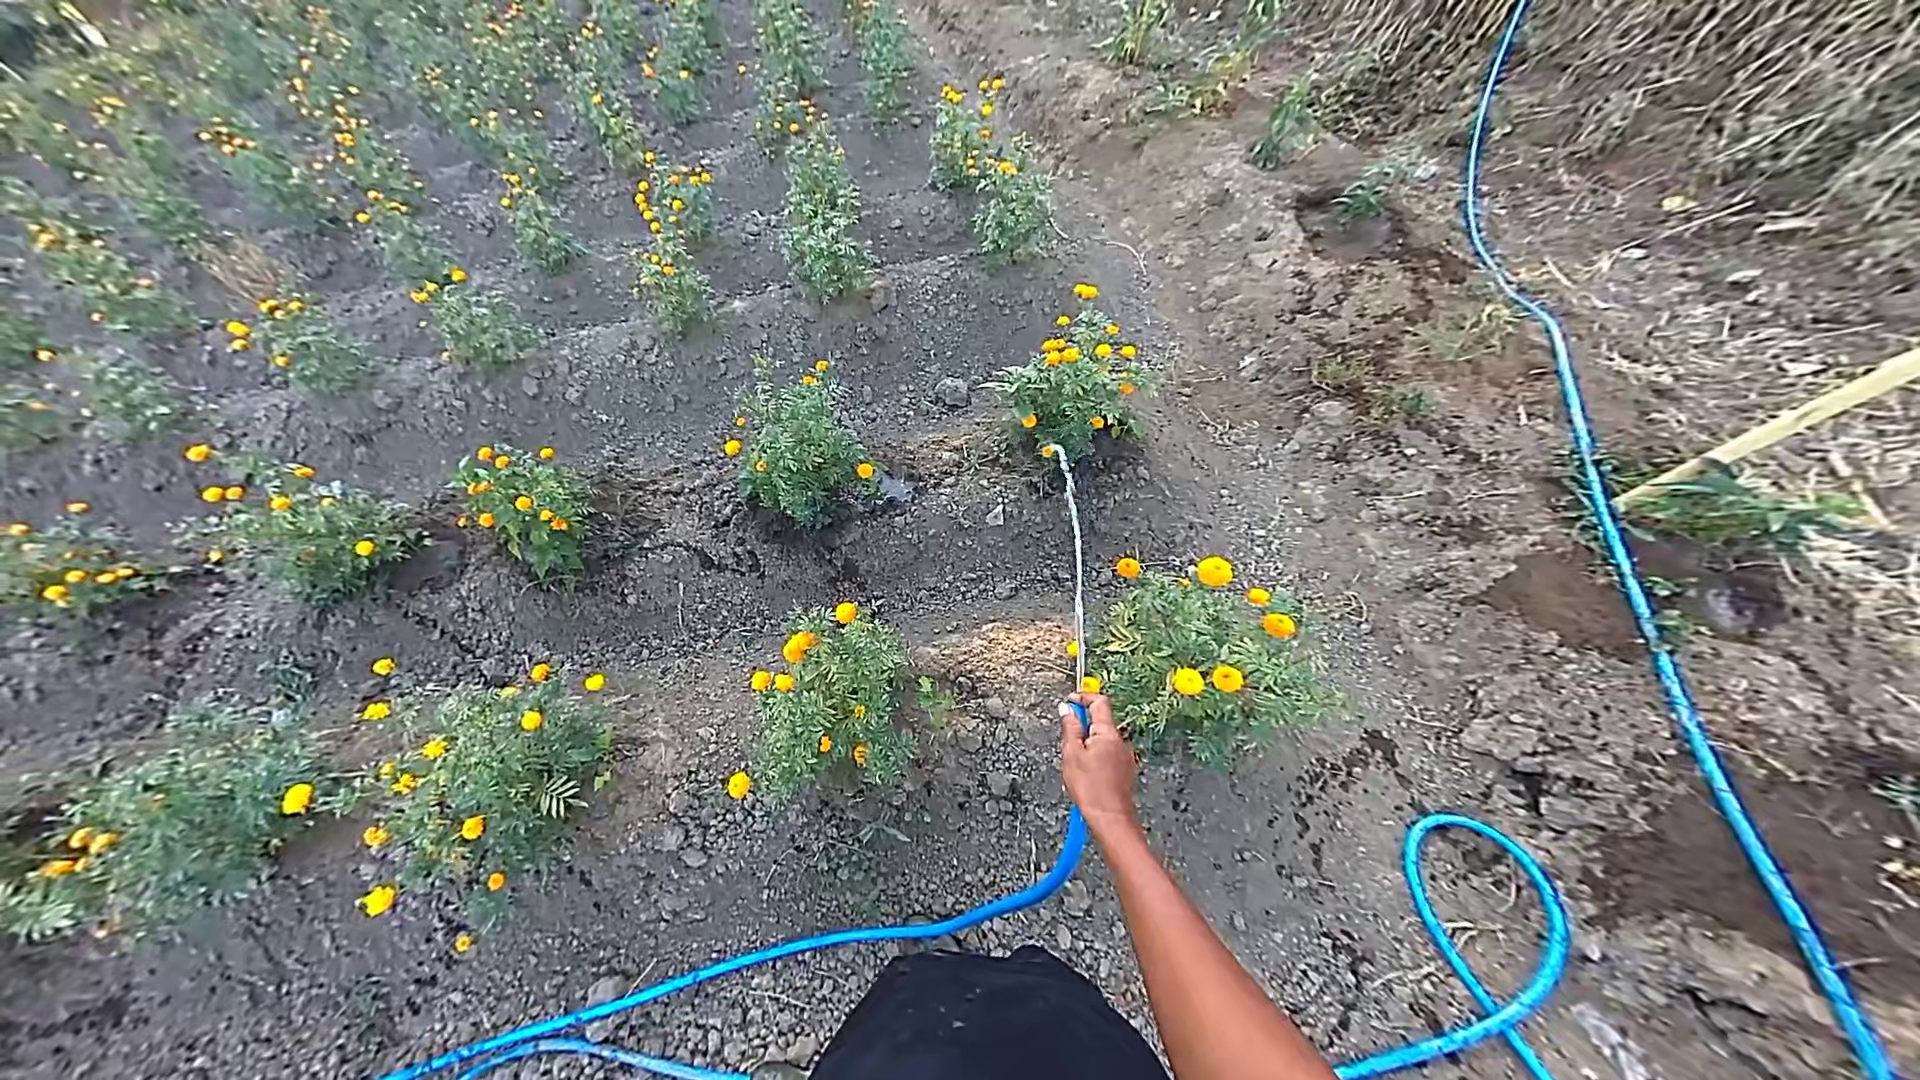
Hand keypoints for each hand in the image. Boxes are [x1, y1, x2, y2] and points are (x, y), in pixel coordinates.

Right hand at [1059, 693, 1138, 841]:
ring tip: (1076, 762)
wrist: (1110, 818)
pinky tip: (1086, 772)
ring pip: (1103, 738)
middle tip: (1068, 739)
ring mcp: (1124, 755)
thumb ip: (1070, 728)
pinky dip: (1096, 754)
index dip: (1083, 697)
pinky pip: (1108, 752)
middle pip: (1101, 720)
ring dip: (1088, 741)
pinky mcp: (1124, 768)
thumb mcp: (1072, 753)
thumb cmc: (1091, 789)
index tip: (1069, 702)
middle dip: (1082, 724)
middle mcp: (1120, 740)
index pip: (1099, 701)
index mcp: (1108, 733)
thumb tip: (1066, 709)